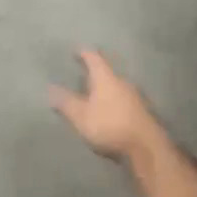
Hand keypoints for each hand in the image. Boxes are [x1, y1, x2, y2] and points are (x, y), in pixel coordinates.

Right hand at [49, 49, 165, 161]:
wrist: (146, 146)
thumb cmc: (110, 125)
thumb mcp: (81, 116)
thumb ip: (66, 102)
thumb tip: (50, 87)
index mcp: (106, 78)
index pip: (94, 58)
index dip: (84, 53)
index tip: (76, 50)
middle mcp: (121, 81)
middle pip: (106, 71)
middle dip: (95, 72)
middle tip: (83, 72)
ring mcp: (134, 95)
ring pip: (116, 85)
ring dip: (105, 87)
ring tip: (94, 92)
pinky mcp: (141, 110)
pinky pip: (123, 98)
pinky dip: (114, 99)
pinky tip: (109, 108)